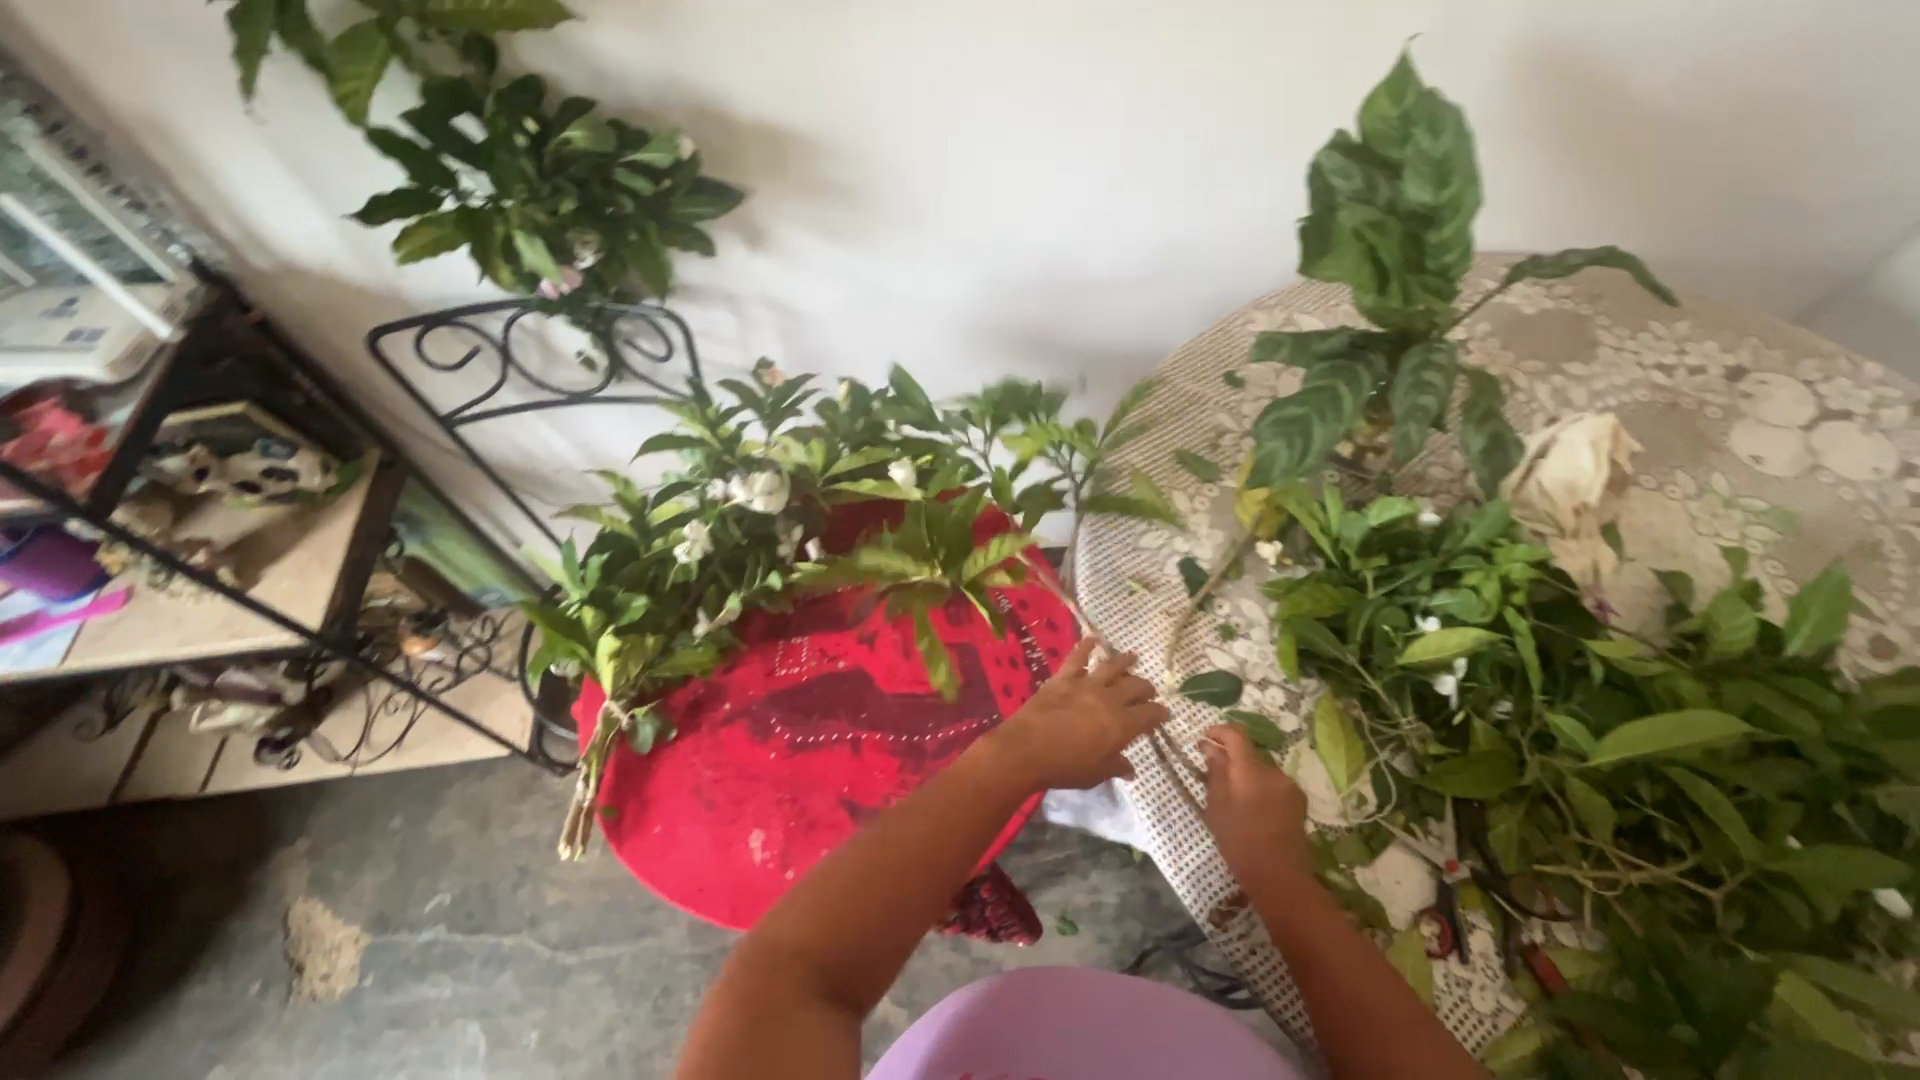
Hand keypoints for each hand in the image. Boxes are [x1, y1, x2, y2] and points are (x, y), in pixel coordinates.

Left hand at [981, 638, 1170, 792]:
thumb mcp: (1096, 773)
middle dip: (1146, 688)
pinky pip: (1077, 657)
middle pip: (1135, 686)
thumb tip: (1130, 769)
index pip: (1150, 715)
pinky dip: (1086, 645)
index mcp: (1122, 725)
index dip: (1160, 713)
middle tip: (1148, 690)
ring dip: (1125, 661)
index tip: (1164, 713)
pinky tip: (1093, 638)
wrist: (1026, 750)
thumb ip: (1115, 767)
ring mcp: (1086, 685)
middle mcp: (1109, 699)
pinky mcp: (1064, 678)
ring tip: (1133, 657)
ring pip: (1112, 666)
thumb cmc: (1065, 767)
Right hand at [1200, 725, 1315, 896]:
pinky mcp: (1299, 800)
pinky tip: (1253, 810)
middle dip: (1232, 759)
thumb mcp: (1217, 808)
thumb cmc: (1240, 843)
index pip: (1236, 735)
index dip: (1219, 731)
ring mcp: (1290, 786)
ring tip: (1234, 799)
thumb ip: (1215, 773)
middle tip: (1214, 777)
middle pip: (1250, 754)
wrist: (1279, 876)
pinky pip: (1274, 784)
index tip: (1205, 738)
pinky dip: (1261, 788)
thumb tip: (1210, 748)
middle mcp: (1274, 772)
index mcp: (1251, 771)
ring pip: (1262, 770)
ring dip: (1247, 775)